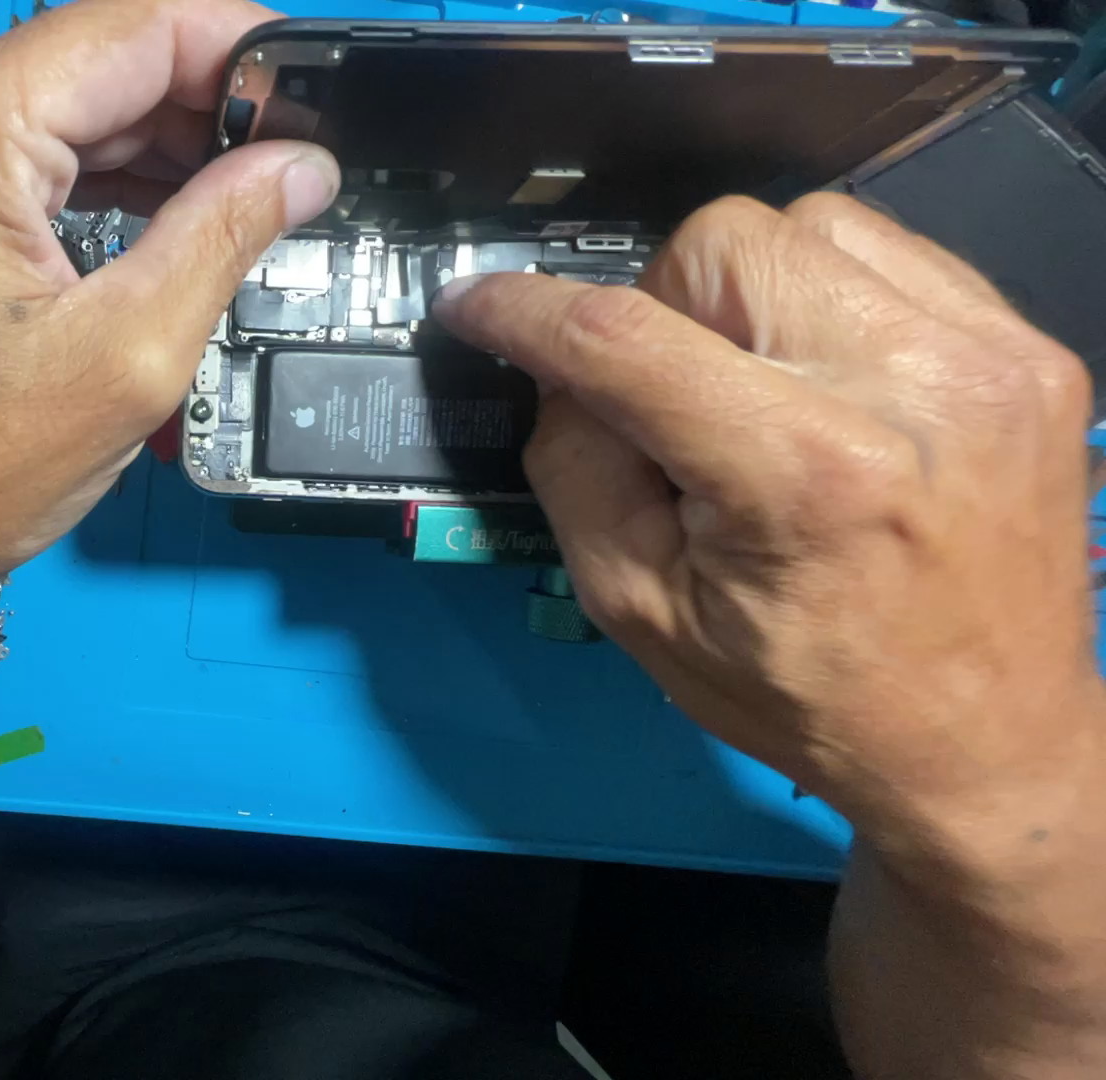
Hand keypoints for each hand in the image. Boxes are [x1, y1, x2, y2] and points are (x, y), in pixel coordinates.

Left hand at [0, 0, 337, 670]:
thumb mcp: (128, 358)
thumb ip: (221, 239)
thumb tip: (296, 168)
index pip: (133, 29)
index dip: (238, 48)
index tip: (307, 94)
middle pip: (101, 62)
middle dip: (206, 101)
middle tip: (287, 159)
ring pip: (73, 112)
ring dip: (163, 143)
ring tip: (243, 194)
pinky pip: (38, 164)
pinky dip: (111, 180)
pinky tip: (168, 214)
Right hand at [432, 194, 1104, 849]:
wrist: (974, 734)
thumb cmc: (777, 685)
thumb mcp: (625, 597)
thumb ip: (574, 466)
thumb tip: (558, 366)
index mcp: (798, 474)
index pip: (622, 342)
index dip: (522, 310)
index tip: (465, 303)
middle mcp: (915, 383)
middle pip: (720, 244)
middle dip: (647, 305)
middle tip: (649, 395)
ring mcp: (994, 351)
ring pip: (800, 226)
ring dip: (722, 295)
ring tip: (728, 385)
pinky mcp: (1030, 344)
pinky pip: (875, 250)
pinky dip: (799, 292)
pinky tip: (798, 373)